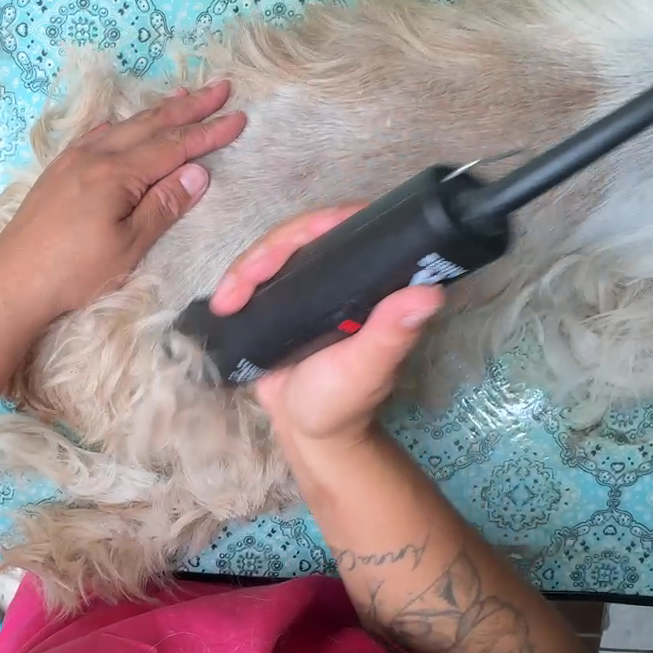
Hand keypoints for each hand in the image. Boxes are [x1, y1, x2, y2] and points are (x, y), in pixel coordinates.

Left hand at [0, 80, 246, 319]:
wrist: (11, 282)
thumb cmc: (73, 273)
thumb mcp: (128, 248)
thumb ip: (162, 207)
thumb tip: (197, 173)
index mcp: (117, 175)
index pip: (173, 146)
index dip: (208, 133)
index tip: (238, 118)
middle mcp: (94, 157)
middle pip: (150, 125)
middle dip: (188, 107)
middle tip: (220, 88)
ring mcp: (71, 162)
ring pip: (123, 127)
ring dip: (157, 112)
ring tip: (183, 96)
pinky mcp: (56, 174)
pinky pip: (97, 136)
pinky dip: (122, 126)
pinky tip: (124, 126)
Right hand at [207, 205, 444, 448]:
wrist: (305, 431)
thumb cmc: (342, 402)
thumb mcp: (367, 369)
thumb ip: (391, 334)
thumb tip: (429, 293)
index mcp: (371, 282)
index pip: (350, 229)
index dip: (320, 222)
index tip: (293, 239)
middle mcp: (340, 275)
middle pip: (302, 234)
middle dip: (268, 250)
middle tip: (242, 282)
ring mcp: (306, 286)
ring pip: (274, 252)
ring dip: (245, 268)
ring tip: (226, 300)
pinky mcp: (277, 301)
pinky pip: (255, 277)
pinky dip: (237, 282)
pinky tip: (223, 299)